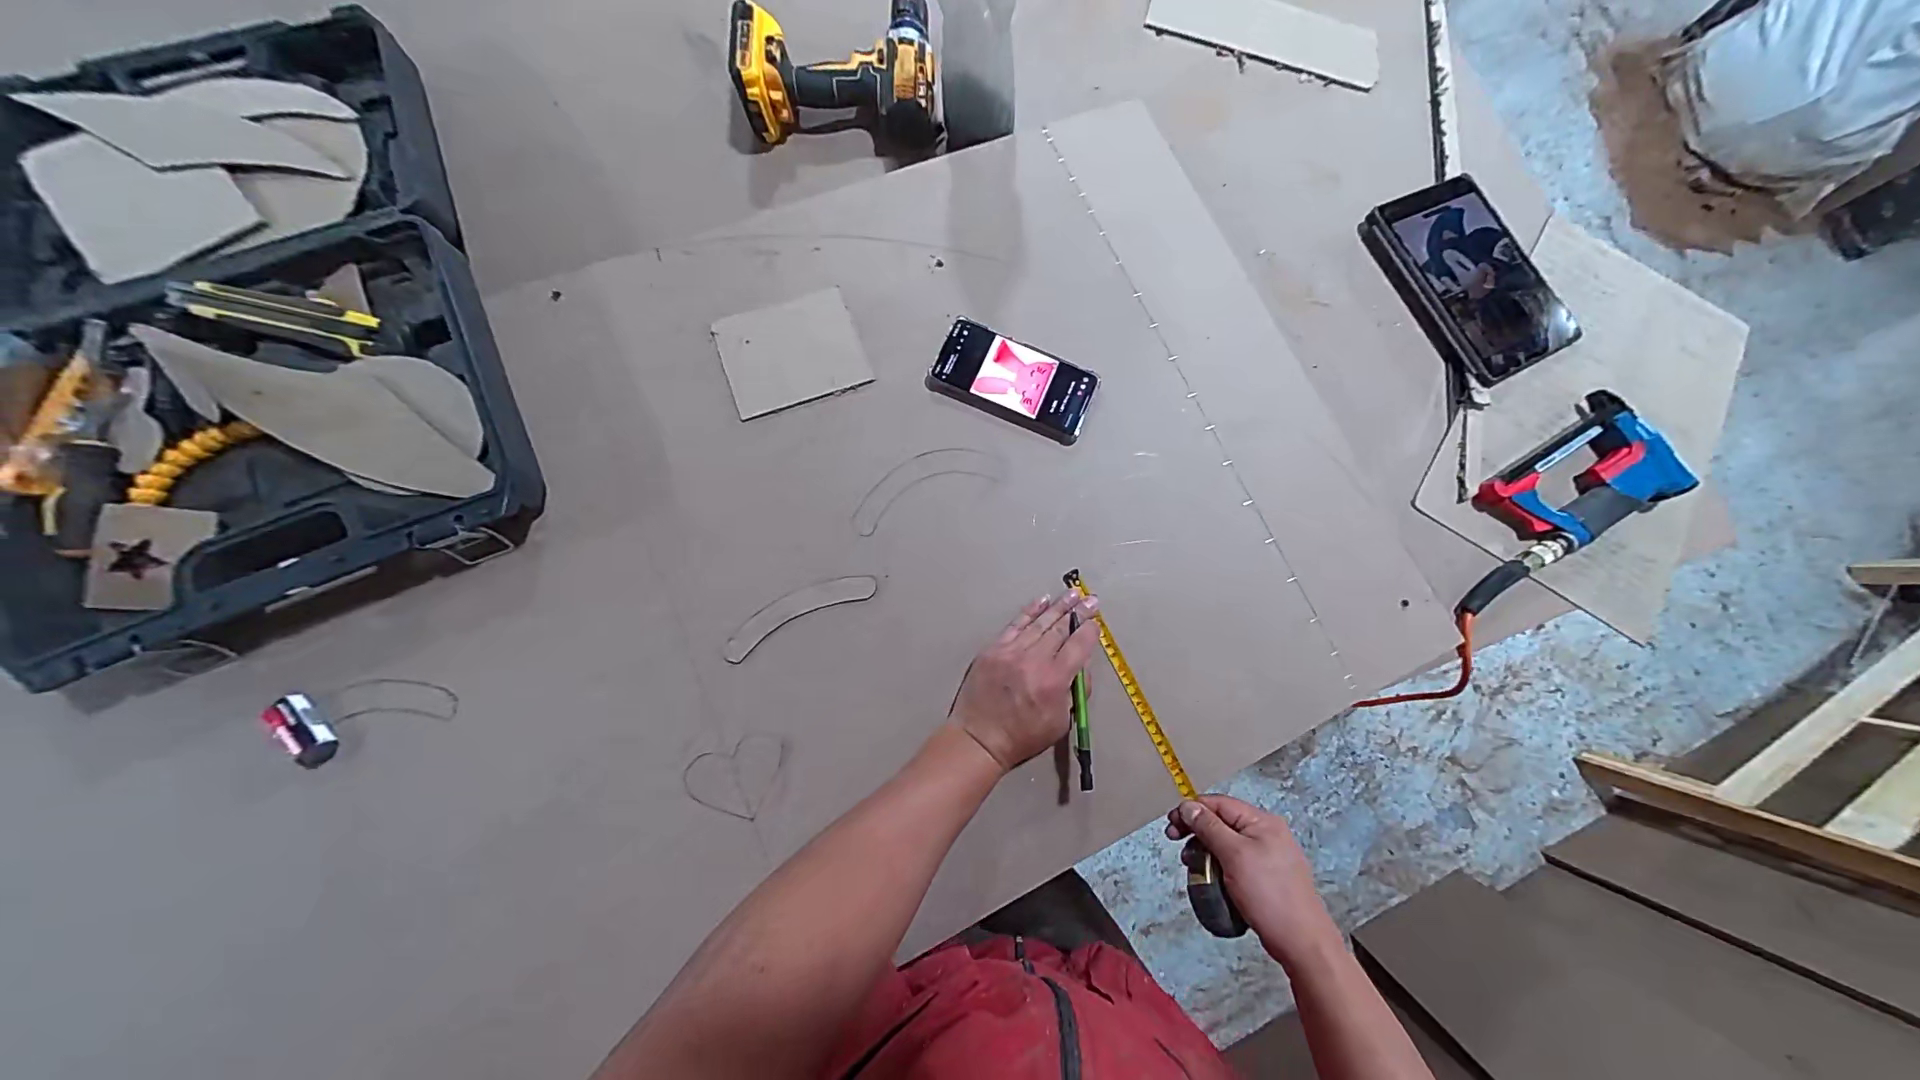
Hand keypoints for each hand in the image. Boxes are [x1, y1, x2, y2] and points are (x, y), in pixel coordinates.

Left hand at [950, 592, 1100, 772]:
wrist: (980, 738)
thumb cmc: (1023, 736)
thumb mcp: (1061, 721)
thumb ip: (1075, 690)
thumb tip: (1081, 664)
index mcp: (1054, 681)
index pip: (1078, 647)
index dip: (1089, 631)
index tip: (1096, 621)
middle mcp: (1033, 661)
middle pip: (1060, 629)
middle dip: (1078, 612)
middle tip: (1090, 600)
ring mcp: (1011, 652)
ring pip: (1039, 623)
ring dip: (1057, 606)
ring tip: (1071, 594)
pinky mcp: (993, 650)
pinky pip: (1015, 625)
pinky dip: (1029, 611)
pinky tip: (1042, 601)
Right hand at [1165, 795, 1340, 968]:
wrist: (1302, 942)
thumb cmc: (1270, 896)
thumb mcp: (1233, 855)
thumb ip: (1209, 827)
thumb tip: (1188, 806)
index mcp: (1262, 822)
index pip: (1218, 803)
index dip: (1192, 810)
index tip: (1172, 824)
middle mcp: (1266, 833)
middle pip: (1221, 821)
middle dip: (1196, 830)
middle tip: (1176, 841)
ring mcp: (1268, 855)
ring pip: (1226, 842)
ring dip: (1204, 849)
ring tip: (1191, 864)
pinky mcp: (1265, 876)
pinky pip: (1234, 861)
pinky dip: (1218, 864)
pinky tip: (1210, 876)